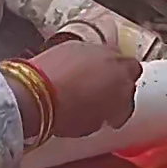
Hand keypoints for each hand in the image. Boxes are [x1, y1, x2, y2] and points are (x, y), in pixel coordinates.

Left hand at [26, 41, 142, 137]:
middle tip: (106, 94)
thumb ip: (103, 114)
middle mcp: (115, 62)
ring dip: (100, 68)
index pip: (129, 100)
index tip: (111, 118)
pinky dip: (81, 62)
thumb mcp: (91, 124)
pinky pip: (85, 53)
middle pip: (127, 68)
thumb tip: (100, 112)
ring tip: (86, 83)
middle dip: (119, 80)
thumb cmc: (66, 113)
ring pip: (106, 56)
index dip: (120, 110)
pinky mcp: (73, 43)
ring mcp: (95, 49)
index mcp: (124, 87)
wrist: (37, 92)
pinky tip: (70, 73)